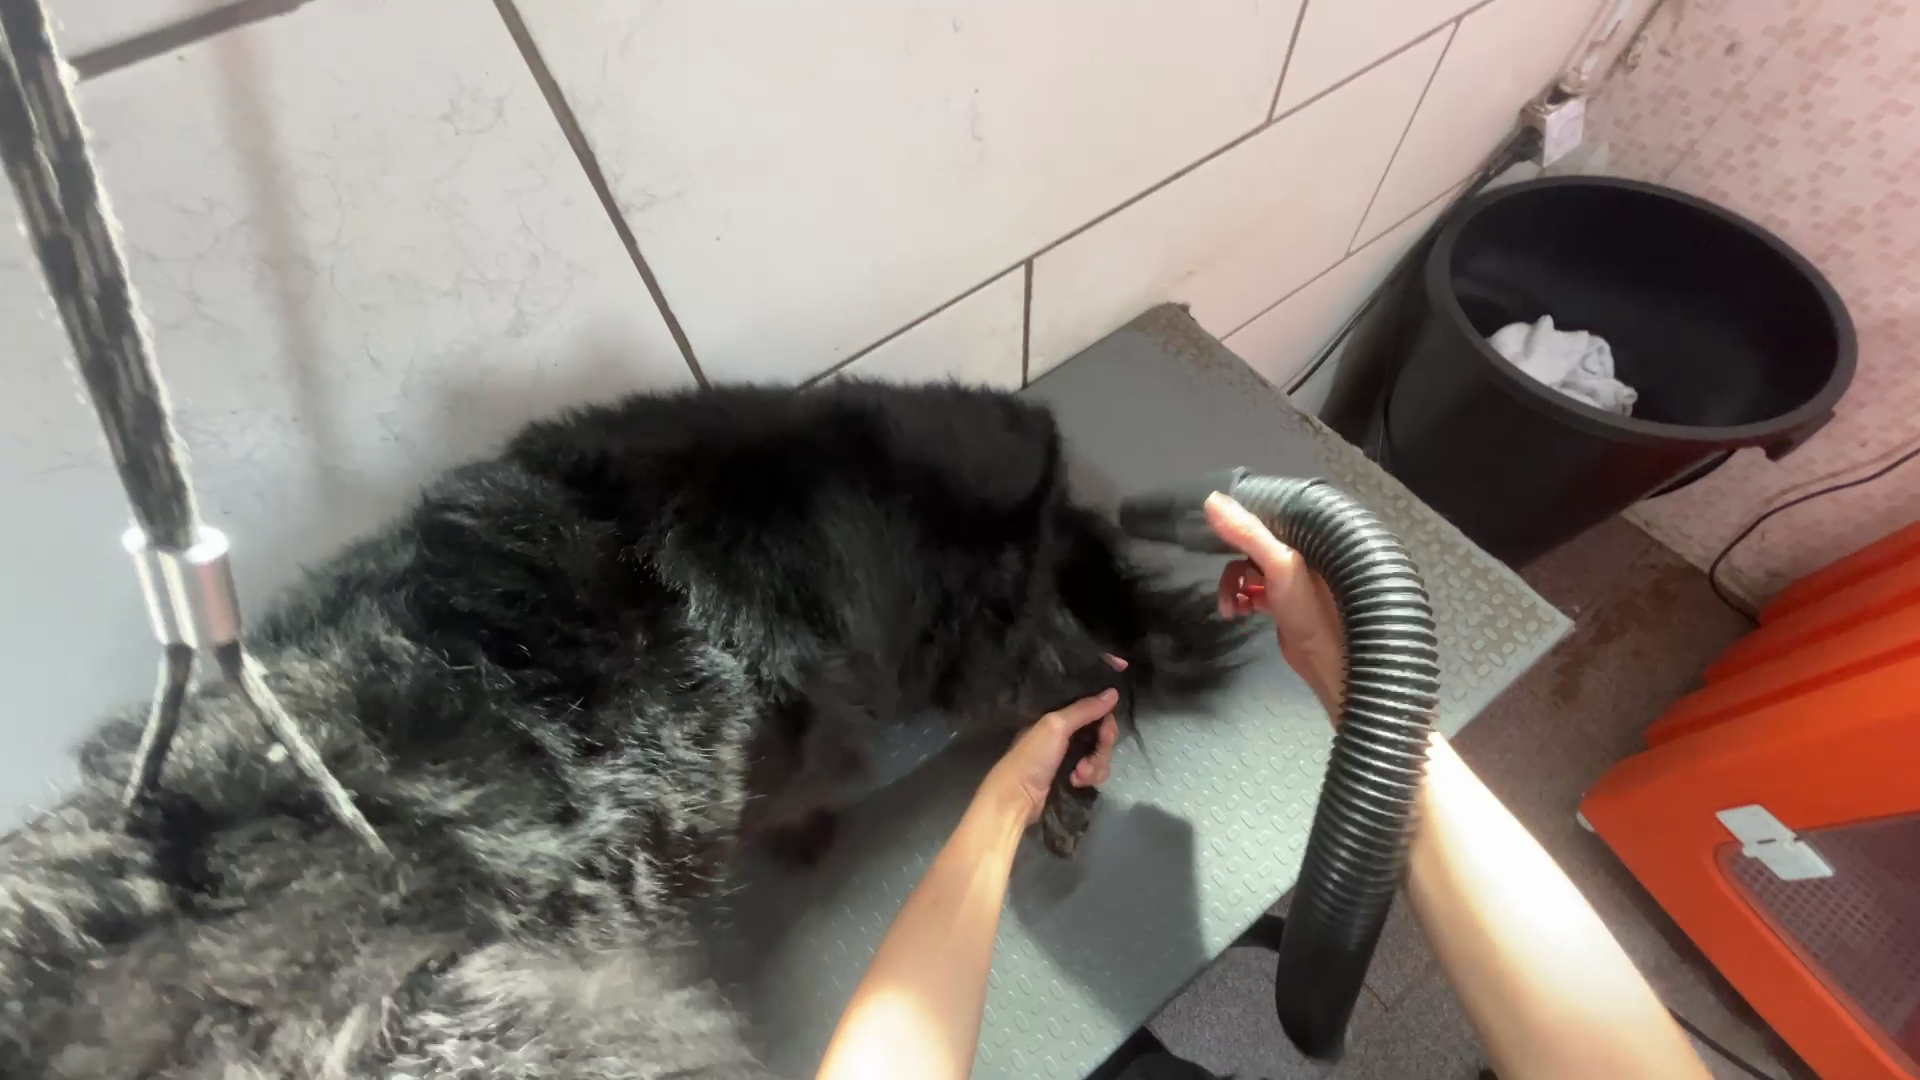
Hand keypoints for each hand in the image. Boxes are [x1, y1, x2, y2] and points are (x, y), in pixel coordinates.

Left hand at [978, 689, 1119, 827]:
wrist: (1017, 798)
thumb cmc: (1032, 756)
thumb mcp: (1056, 726)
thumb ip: (1084, 709)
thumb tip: (1113, 691)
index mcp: (1057, 716)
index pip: (1092, 711)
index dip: (1104, 720)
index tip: (1106, 730)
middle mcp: (1065, 733)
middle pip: (1100, 735)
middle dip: (1101, 748)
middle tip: (1090, 758)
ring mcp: (1070, 755)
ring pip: (1099, 756)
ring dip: (1095, 766)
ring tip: (1079, 774)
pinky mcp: (1073, 776)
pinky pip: (1094, 772)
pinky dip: (1089, 777)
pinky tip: (1076, 782)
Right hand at [1204, 492, 1344, 719]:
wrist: (1330, 662)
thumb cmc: (1312, 609)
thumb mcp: (1279, 565)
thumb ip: (1248, 534)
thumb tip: (1210, 500)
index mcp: (1308, 537)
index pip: (1269, 514)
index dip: (1242, 519)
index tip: (1217, 528)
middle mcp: (1302, 553)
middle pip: (1254, 544)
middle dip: (1235, 565)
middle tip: (1228, 582)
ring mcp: (1293, 579)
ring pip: (1249, 570)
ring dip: (1232, 586)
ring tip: (1230, 608)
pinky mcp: (1284, 601)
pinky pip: (1252, 591)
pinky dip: (1240, 599)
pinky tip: (1236, 612)